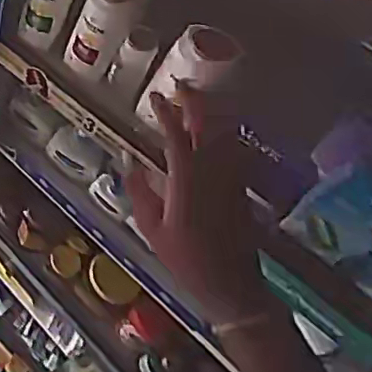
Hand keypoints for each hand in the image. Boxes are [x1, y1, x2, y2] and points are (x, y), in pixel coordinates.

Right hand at [124, 87, 273, 325]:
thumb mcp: (151, 228)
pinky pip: (233, 149)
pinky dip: (224, 132)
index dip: (166, 113)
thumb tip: (131, 165)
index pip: (176, 135)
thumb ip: (140, 193)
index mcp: (187, 180)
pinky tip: (217, 131)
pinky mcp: (241, 188)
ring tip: (198, 100)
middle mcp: (213, 173)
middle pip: (208, 127)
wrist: (231, 285)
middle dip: (196, 102)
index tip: (156, 97)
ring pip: (226, 135)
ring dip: (212, 114)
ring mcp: (231, 178)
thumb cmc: (186, 259)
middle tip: (182, 86)